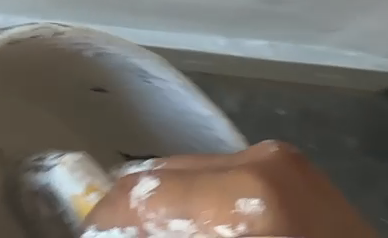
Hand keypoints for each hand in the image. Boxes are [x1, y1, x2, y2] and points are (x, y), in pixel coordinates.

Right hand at [84, 141, 374, 237]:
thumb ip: (168, 232)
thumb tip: (117, 228)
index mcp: (248, 196)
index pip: (143, 192)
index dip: (108, 217)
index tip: (93, 233)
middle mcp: (259, 158)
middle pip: (161, 176)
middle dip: (136, 213)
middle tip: (123, 233)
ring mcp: (280, 157)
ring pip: (190, 174)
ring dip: (168, 207)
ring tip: (163, 232)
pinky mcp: (294, 166)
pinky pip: (224, 178)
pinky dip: (203, 204)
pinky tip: (201, 228)